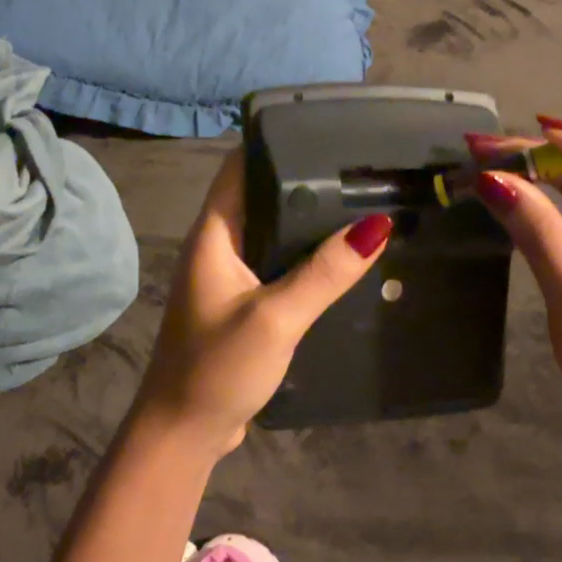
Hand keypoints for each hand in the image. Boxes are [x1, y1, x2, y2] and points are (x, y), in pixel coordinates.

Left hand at [136, 149, 391, 456]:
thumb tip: (377, 225)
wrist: (183, 431)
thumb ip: (324, 273)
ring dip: (305, 222)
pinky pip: (275, 267)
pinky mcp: (241, 306)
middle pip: (259, 198)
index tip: (323, 129)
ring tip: (362, 203)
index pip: (238, 169)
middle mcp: (217, 248)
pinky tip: (341, 261)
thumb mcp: (275, 318)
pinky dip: (303, 258)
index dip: (273, 143)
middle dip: (301, 181)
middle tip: (359, 167)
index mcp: (213, 236)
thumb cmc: (217, 368)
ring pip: (270, 235)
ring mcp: (228, 278)